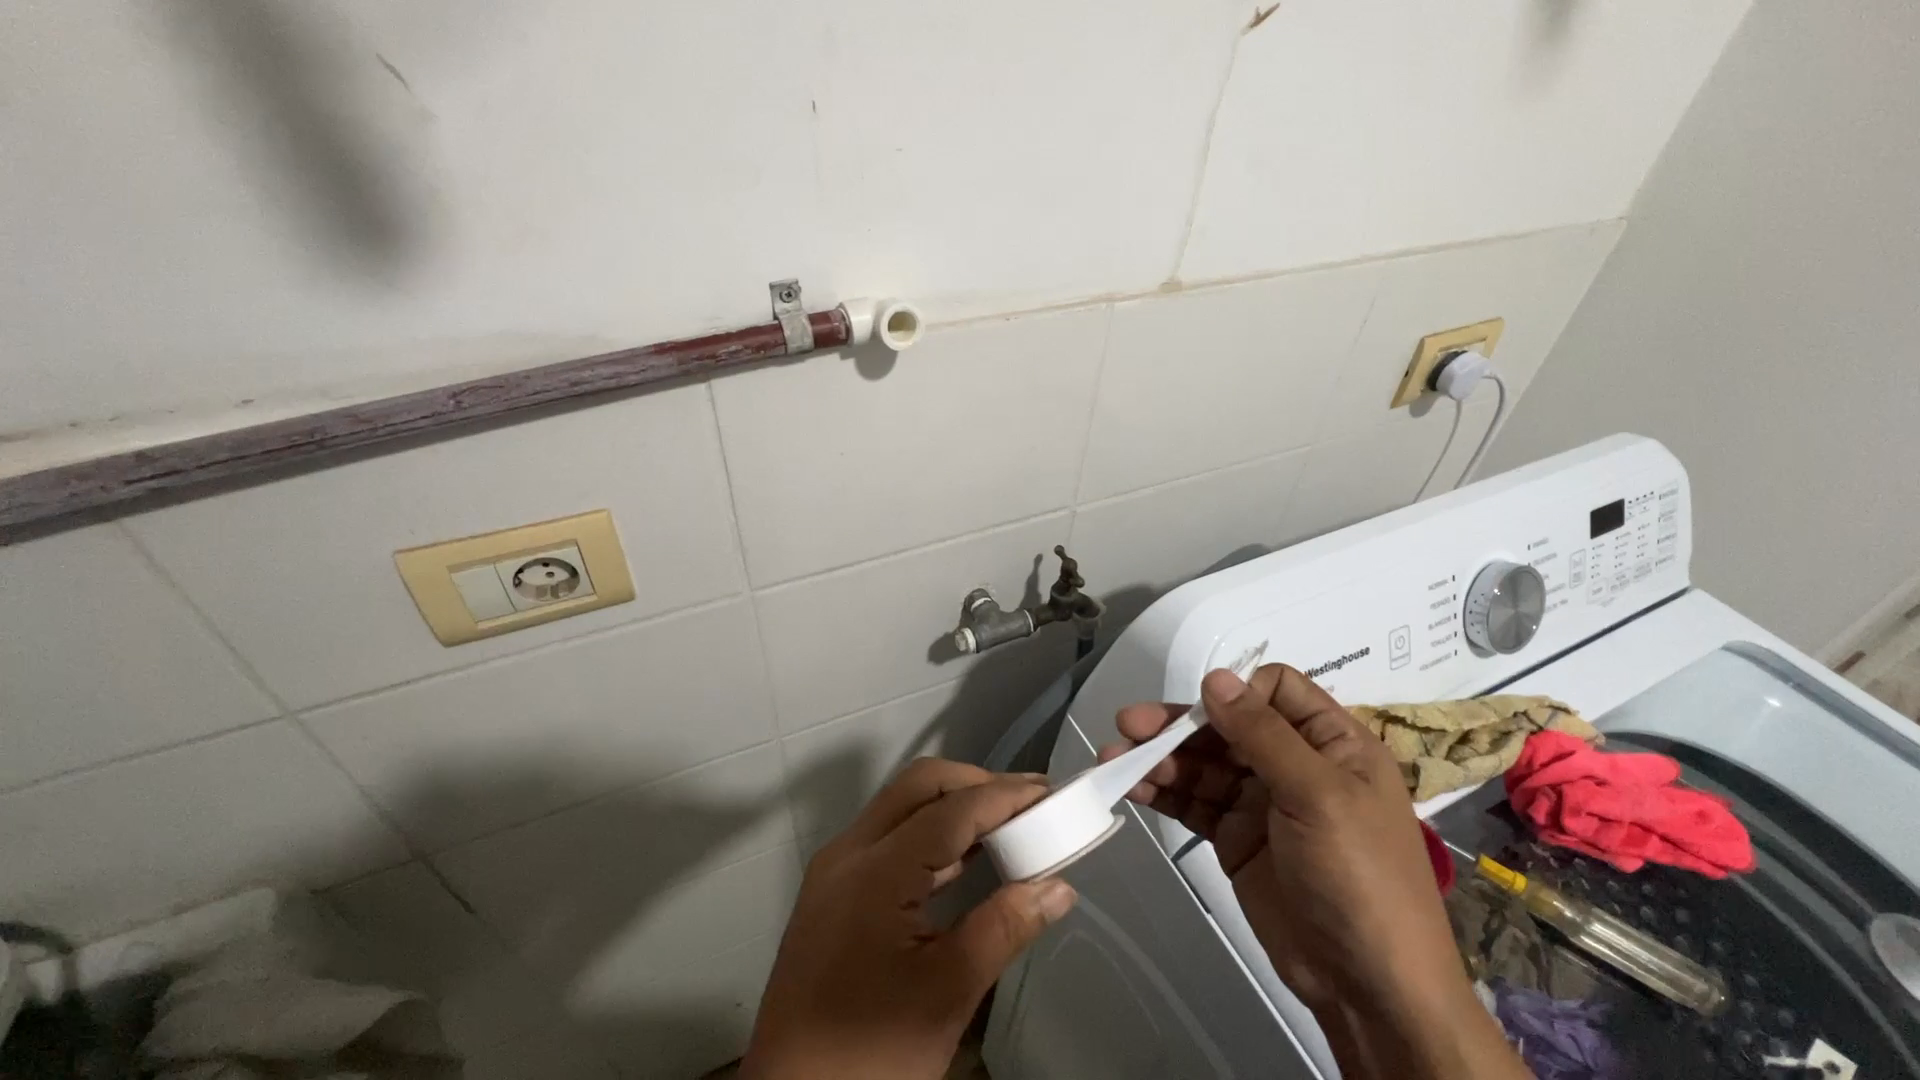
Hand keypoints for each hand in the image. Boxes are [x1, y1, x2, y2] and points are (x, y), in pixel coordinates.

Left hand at [741, 759, 1077, 1079]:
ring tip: (1009, 825)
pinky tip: (967, 859)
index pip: (950, 810)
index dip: (1004, 796)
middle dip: (976, 785)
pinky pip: (887, 839)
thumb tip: (1058, 888)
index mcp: (874, 873)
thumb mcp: (948, 990)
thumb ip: (1005, 927)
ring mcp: (835, 871)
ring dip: (953, 806)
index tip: (1052, 794)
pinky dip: (930, 834)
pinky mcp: (833, 893)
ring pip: (900, 808)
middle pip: (918, 787)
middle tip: (1028, 805)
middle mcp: (848, 855)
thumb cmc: (872, 1049)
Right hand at [1102, 665, 1525, 1078]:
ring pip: (1204, 765)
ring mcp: (1262, 804)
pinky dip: (1163, 793)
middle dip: (1180, 724)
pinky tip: (1132, 787)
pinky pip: (1194, 804)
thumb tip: (1216, 677)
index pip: (1277, 691)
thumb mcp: (1319, 795)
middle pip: (1228, 726)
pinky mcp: (1236, 840)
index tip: (1201, 709)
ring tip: (1115, 757)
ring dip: (1162, 758)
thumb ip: (1263, 735)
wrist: (1368, 984)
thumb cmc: (1359, 875)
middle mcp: (1295, 764)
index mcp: (1333, 743)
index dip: (1237, 692)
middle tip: (1129, 724)